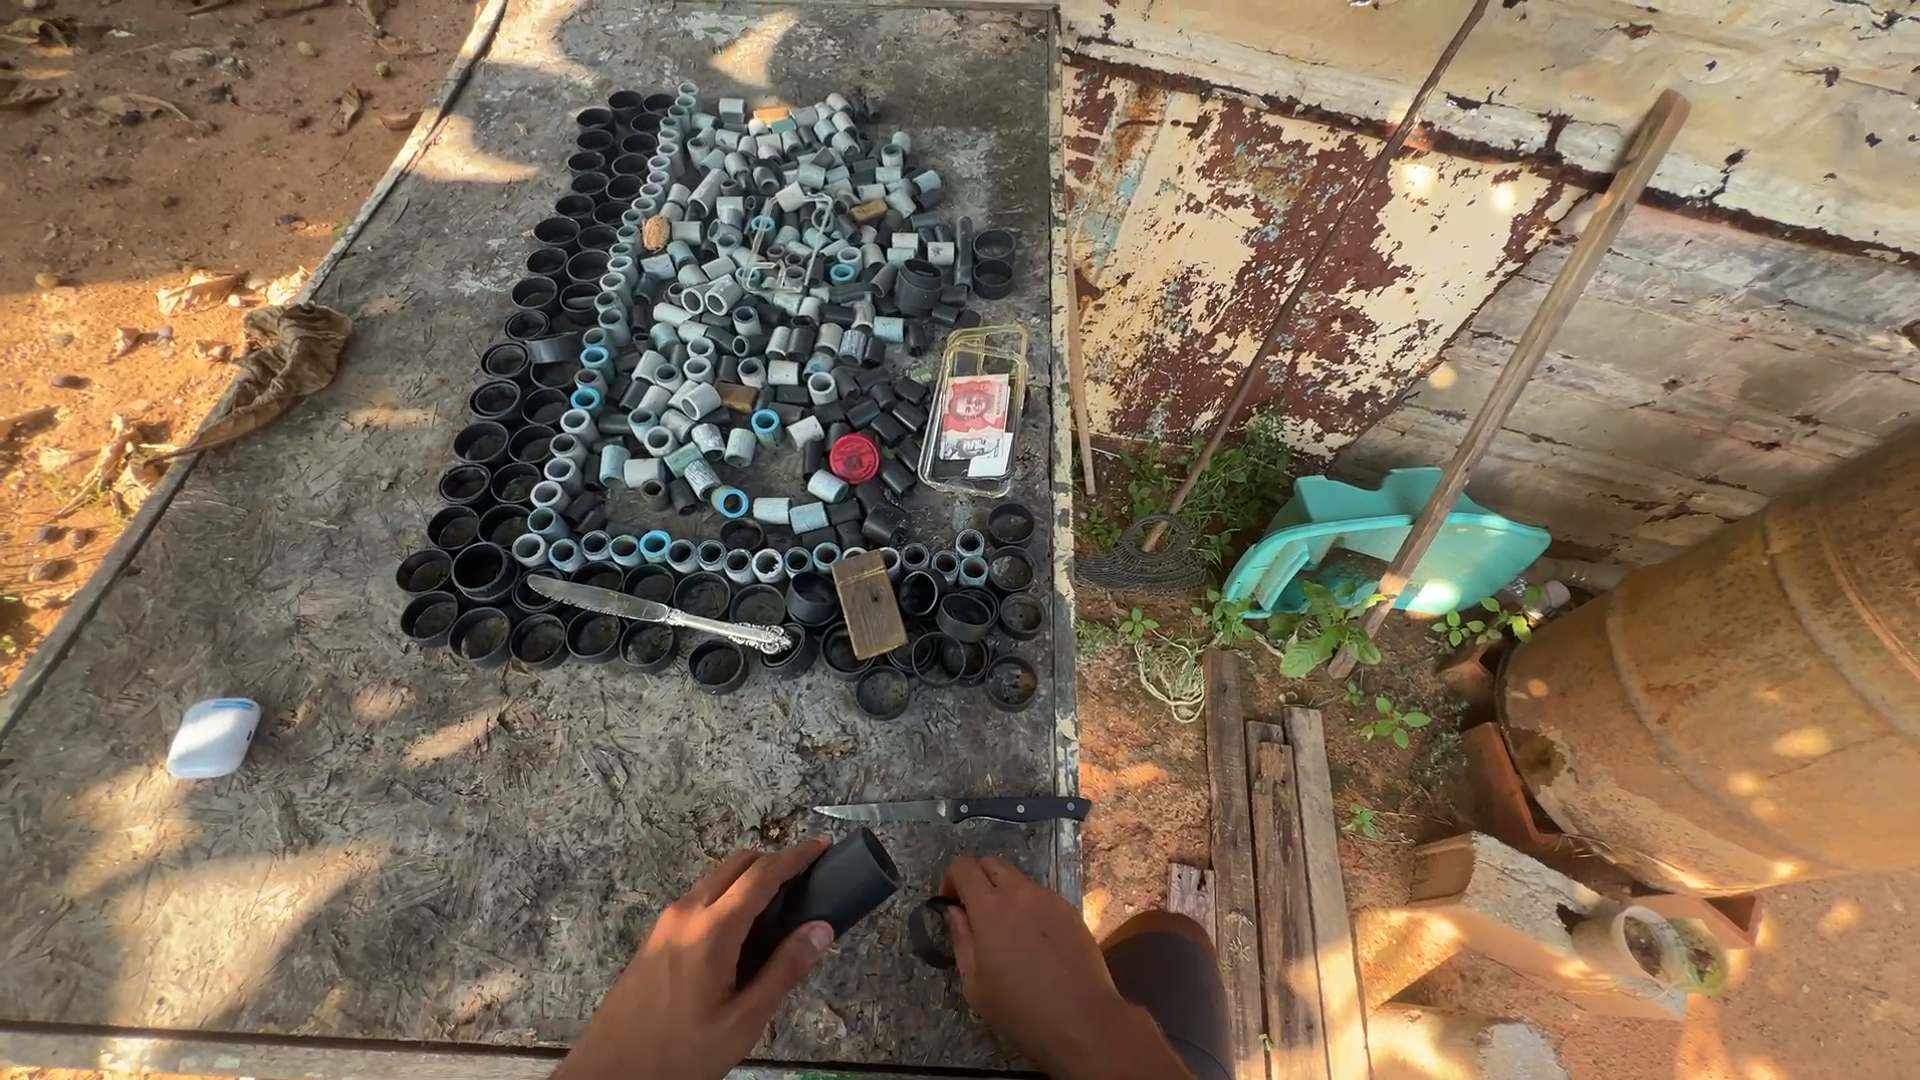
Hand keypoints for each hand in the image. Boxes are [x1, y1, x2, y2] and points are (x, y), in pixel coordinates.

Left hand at [553, 840, 833, 1079]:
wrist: (607, 1077)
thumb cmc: (679, 1054)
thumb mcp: (741, 1023)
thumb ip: (783, 972)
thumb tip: (822, 930)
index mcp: (712, 930)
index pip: (762, 875)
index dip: (796, 856)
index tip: (822, 846)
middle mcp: (688, 912)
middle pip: (739, 862)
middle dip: (775, 860)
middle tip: (805, 878)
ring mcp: (668, 920)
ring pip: (718, 875)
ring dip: (750, 874)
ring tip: (778, 901)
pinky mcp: (657, 934)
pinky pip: (702, 894)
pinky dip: (729, 890)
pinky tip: (741, 925)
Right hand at [942, 856, 1191, 1079]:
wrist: (1082, 1021)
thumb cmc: (1021, 1010)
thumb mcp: (975, 984)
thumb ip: (961, 939)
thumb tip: (954, 911)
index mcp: (990, 908)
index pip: (963, 866)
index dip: (951, 879)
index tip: (951, 904)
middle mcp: (1019, 892)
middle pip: (991, 863)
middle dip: (977, 879)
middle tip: (975, 912)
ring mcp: (1048, 897)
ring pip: (1017, 879)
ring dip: (1004, 893)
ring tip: (1007, 931)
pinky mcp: (1069, 908)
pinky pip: (1040, 896)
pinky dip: (1028, 906)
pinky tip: (1034, 941)